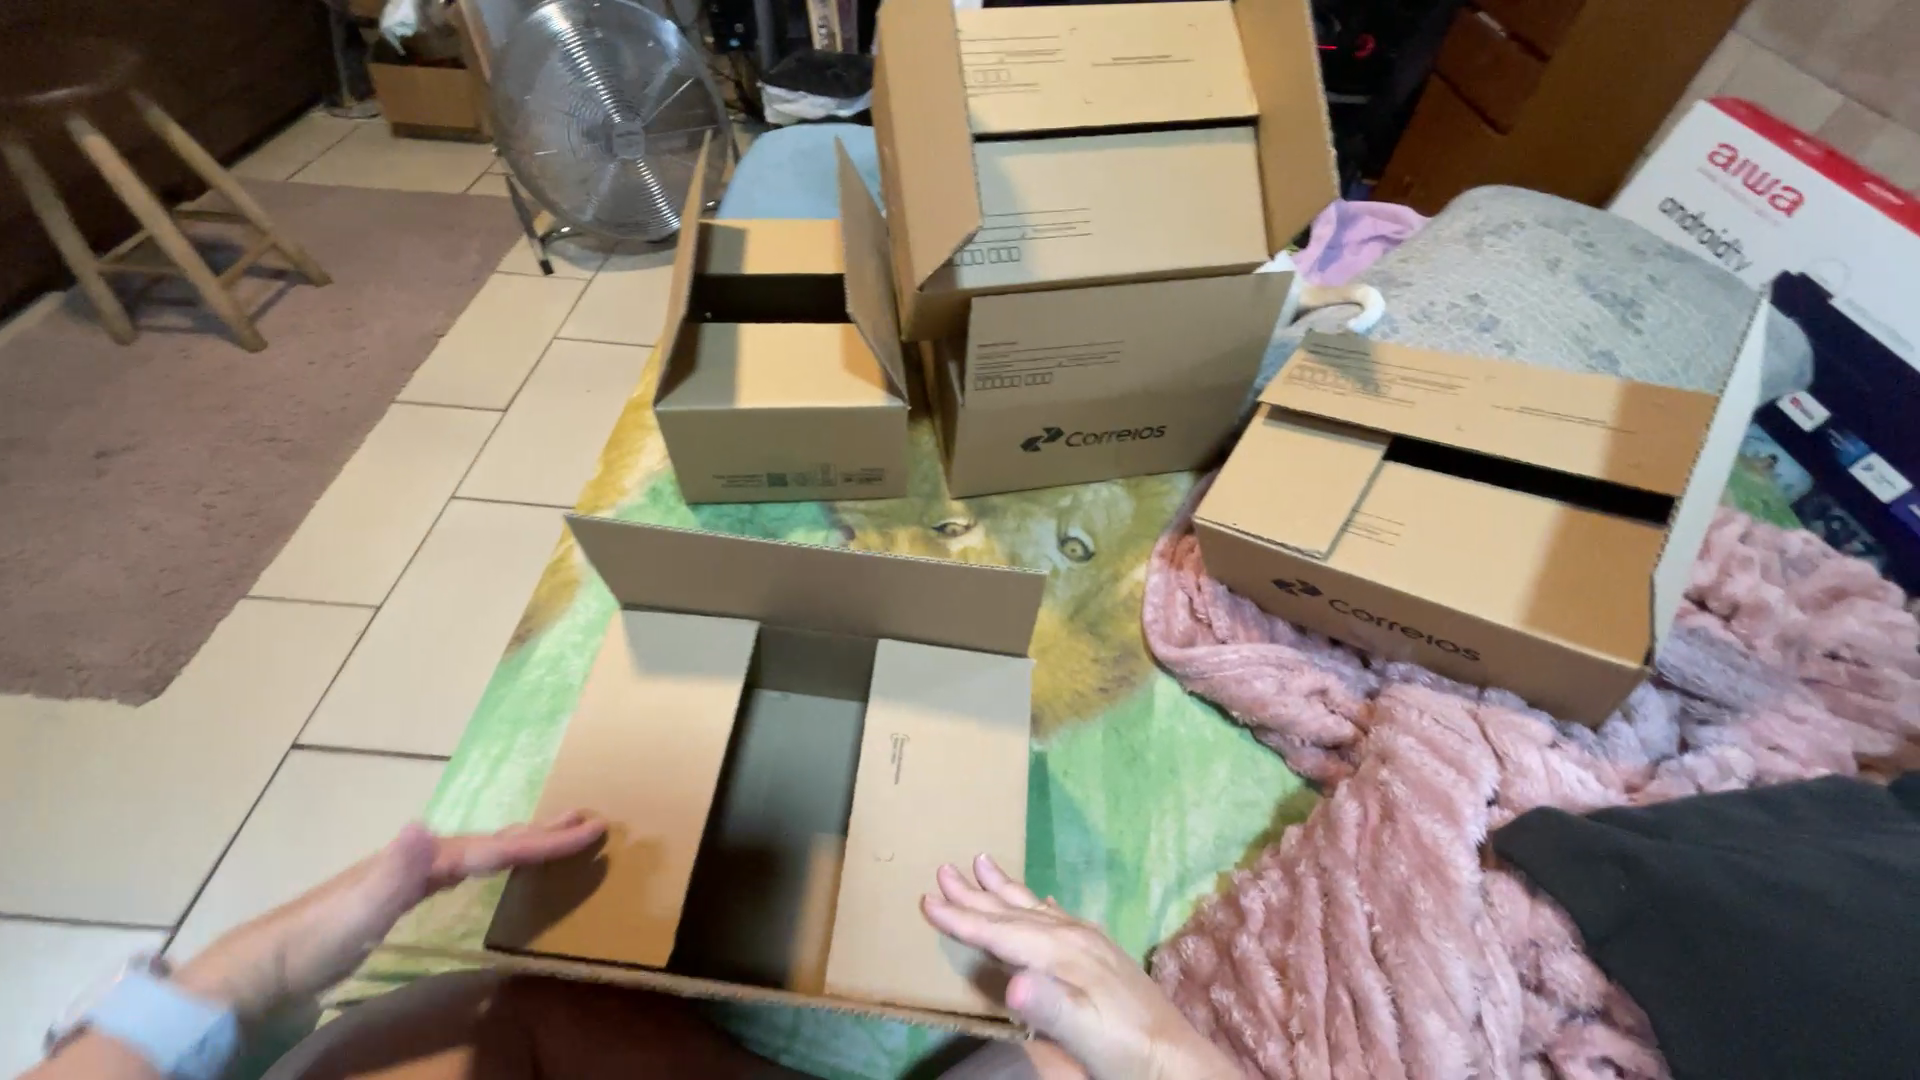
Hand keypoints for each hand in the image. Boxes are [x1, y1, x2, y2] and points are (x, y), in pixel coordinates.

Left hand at [174, 812, 604, 1018]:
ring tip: (558, 833)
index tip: (591, 831)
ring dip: (526, 841)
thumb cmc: (313, 941)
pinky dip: (498, 861)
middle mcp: (426, 857)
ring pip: (485, 851)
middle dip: (545, 831)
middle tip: (590, 820)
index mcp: (428, 858)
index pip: (499, 846)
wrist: (257, 970)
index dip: (545, 840)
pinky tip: (496, 867)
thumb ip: (394, 870)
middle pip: (498, 840)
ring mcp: (415, 875)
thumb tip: (426, 823)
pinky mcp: (407, 896)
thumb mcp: (357, 910)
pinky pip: (470, 869)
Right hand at [921, 856, 1241, 1079]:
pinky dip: (1038, 904)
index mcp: (1061, 955)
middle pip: (1012, 911)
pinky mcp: (1099, 950)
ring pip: (1033, 906)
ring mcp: (1087, 940)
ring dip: (1004, 888)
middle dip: (975, 894)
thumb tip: (1011, 981)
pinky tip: (1038, 898)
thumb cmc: (1125, 1051)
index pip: (1001, 933)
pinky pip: (1058, 915)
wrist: (1177, 1060)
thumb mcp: (1085, 1036)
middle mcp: (1071, 937)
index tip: (928, 899)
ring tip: (981, 862)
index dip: (962, 919)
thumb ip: (1048, 1005)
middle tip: (943, 869)